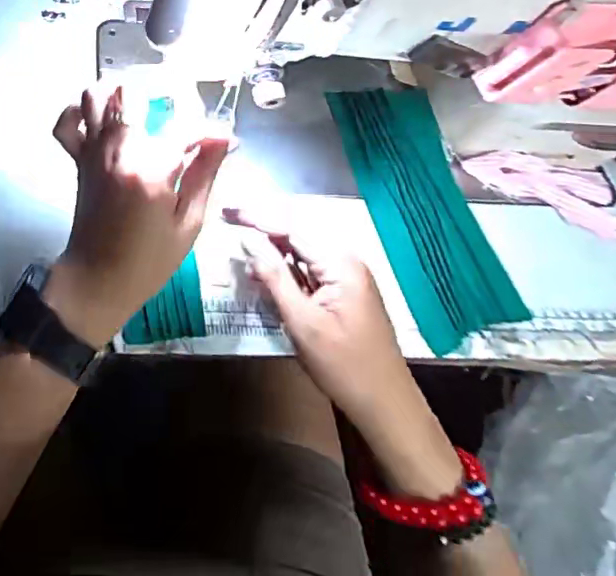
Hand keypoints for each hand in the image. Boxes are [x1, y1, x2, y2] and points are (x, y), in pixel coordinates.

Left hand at [46, 86, 228, 344]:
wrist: (96, 283)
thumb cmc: (149, 262)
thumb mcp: (189, 224)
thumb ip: (205, 174)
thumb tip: (224, 137)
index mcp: (150, 171)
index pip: (185, 127)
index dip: (209, 131)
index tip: (221, 142)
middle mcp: (118, 151)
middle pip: (136, 94)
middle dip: (166, 93)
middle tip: (182, 115)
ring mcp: (93, 152)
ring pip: (97, 97)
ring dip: (121, 94)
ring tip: (144, 107)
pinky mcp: (78, 160)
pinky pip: (66, 124)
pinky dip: (78, 113)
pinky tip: (100, 118)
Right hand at [233, 209, 461, 498]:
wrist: (386, 404)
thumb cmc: (343, 366)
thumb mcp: (303, 323)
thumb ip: (275, 279)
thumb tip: (250, 242)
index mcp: (340, 263)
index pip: (292, 229)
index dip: (258, 218)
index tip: (229, 211)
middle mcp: (346, 261)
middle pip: (298, 235)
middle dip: (264, 228)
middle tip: (230, 220)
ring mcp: (348, 276)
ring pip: (303, 253)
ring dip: (274, 250)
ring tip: (242, 245)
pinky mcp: (345, 292)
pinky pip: (311, 270)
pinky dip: (288, 270)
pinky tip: (266, 272)